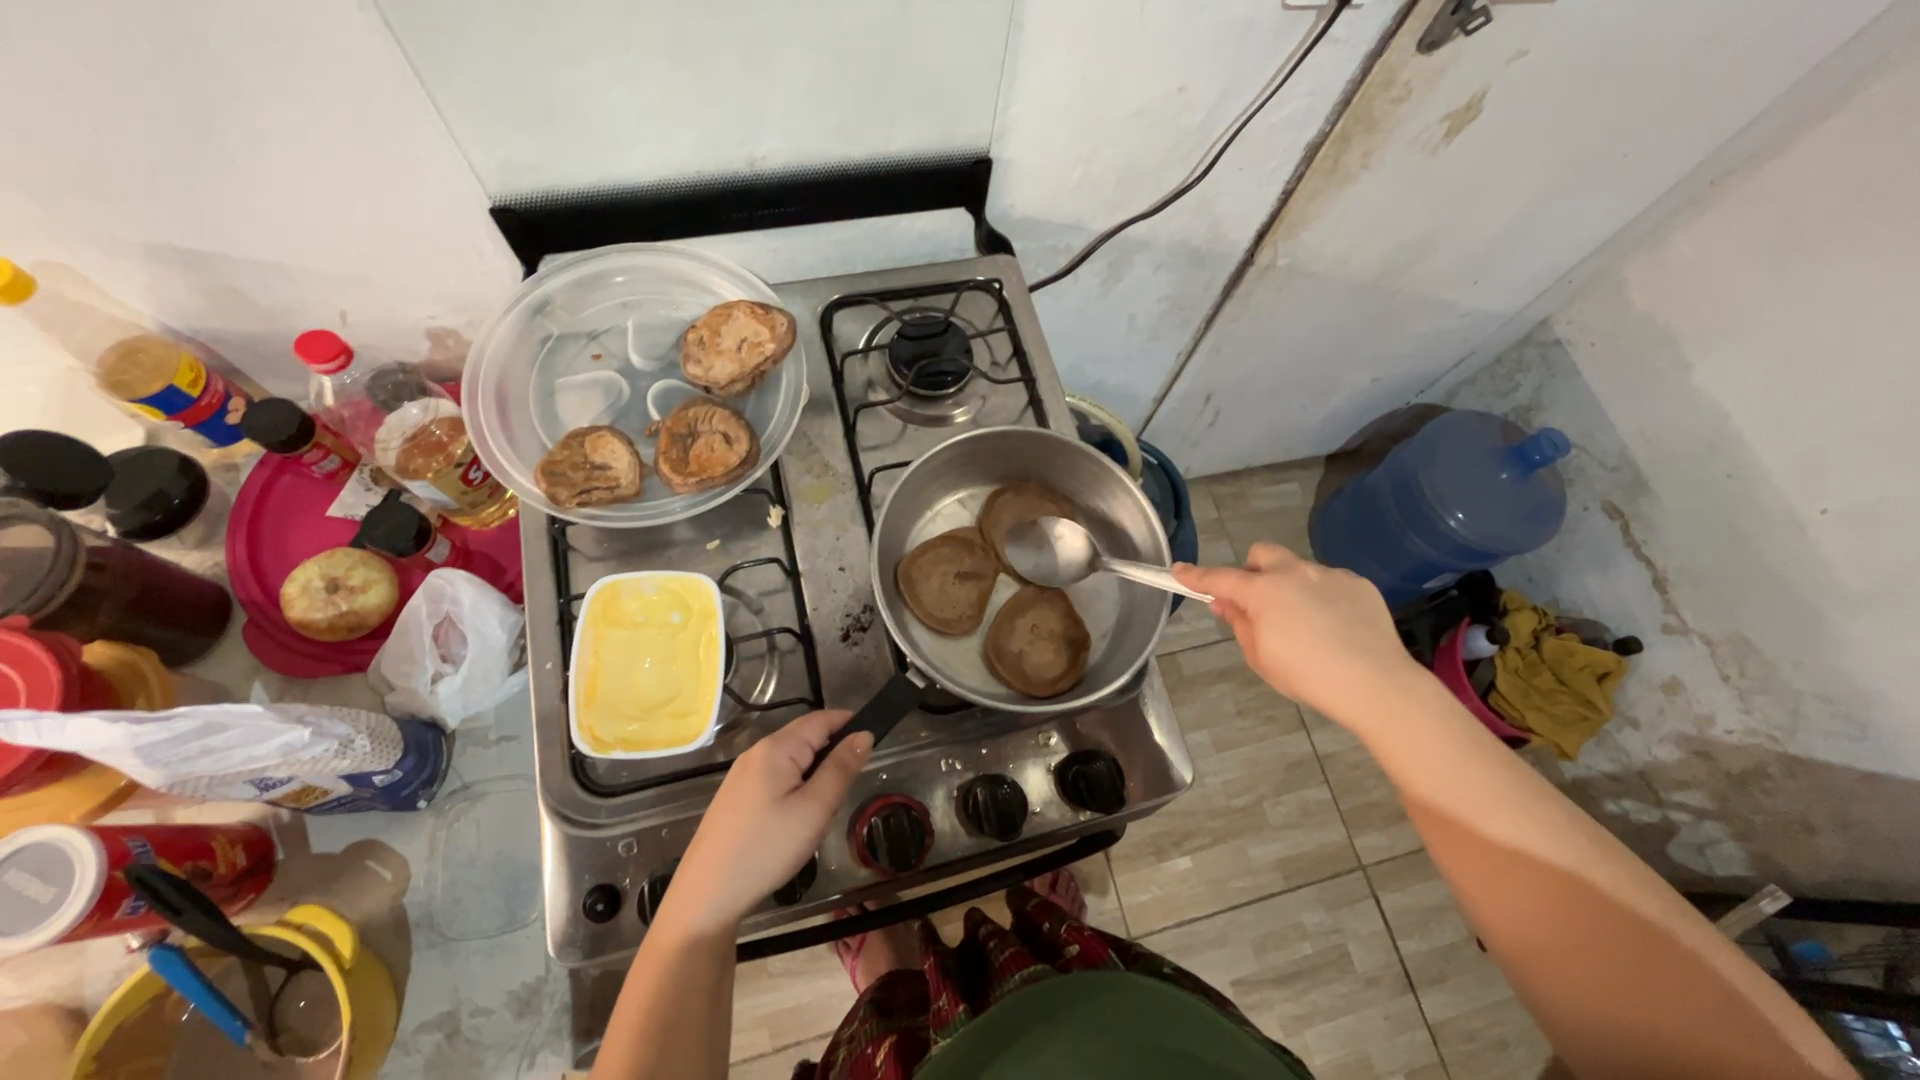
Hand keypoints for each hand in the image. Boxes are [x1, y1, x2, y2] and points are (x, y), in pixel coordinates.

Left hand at [660, 710, 871, 934]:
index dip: (850, 724)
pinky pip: (776, 782)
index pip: (821, 719)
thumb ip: (841, 768)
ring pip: (792, 764)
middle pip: (805, 740)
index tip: (874, 744)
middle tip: (844, 797)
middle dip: (832, 760)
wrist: (707, 895)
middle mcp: (756, 753)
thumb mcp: (814, 809)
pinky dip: (795, 794)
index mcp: (776, 748)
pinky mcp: (736, 798)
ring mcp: (742, 776)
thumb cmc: (767, 848)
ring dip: (814, 781)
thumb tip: (864, 733)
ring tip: (820, 819)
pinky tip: (794, 827)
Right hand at [1173, 544, 1425, 725]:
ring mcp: (1329, 575)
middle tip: (1257, 603)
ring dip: (1290, 589)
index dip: (1196, 576)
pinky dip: (1323, 599)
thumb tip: (1229, 603)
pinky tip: (1335, 629)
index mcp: (1264, 591)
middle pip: (1262, 555)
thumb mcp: (1260, 657)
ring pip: (1298, 570)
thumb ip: (1240, 624)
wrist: (1374, 682)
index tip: (1179, 571)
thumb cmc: (1307, 675)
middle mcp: (1294, 572)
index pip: (1219, 579)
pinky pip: (1329, 584)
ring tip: (1306, 627)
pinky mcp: (1358, 584)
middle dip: (1252, 572)